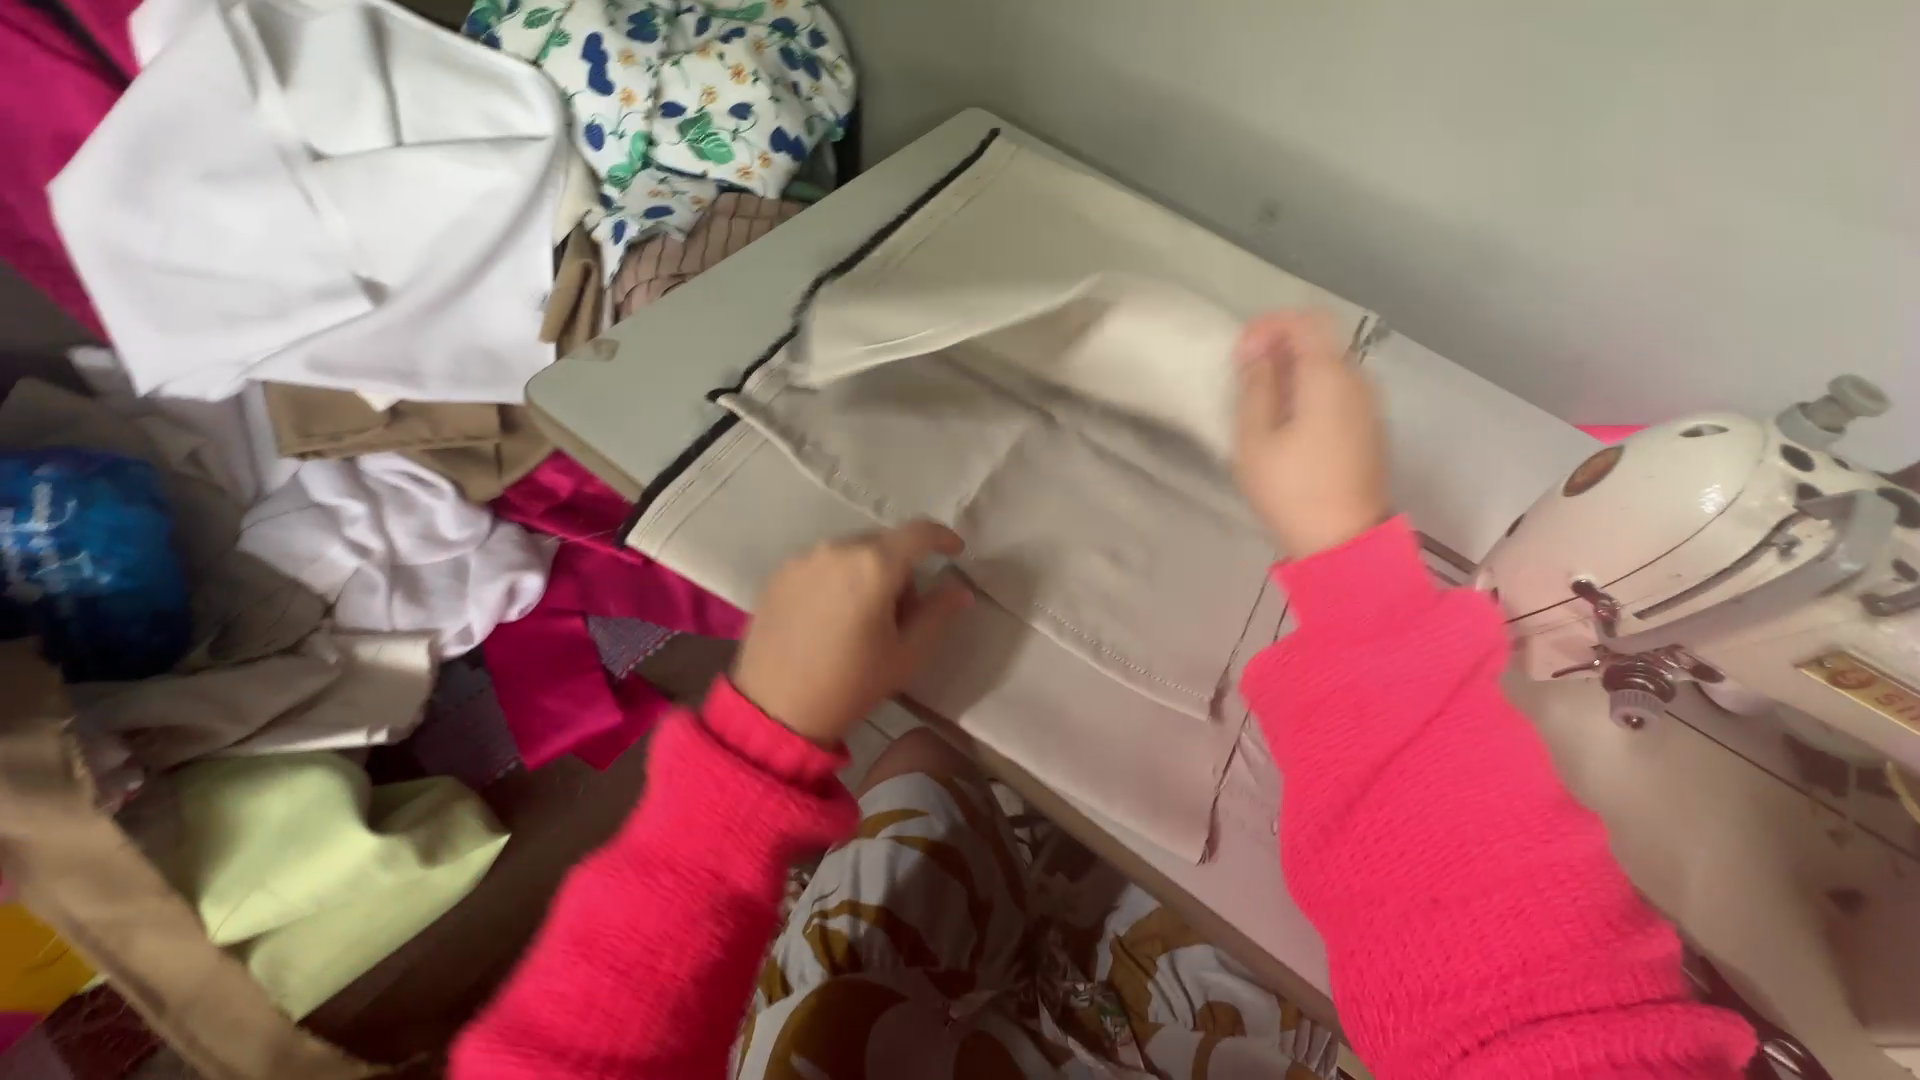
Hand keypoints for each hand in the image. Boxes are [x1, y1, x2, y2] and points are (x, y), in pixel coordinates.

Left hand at [732, 520, 974, 743]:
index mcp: (874, 565)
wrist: (774, 709)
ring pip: (851, 551)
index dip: (943, 537)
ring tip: (863, 617)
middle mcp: (837, 549)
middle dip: (902, 567)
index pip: (918, 533)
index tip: (955, 552)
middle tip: (903, 611)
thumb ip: (938, 614)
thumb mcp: (906, 655)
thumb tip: (960, 590)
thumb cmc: (850, 684)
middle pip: (884, 543)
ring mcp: (803, 558)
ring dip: (868, 571)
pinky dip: (838, 578)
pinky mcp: (779, 573)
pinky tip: (832, 617)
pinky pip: (822, 563)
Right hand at [1233, 310, 1391, 557]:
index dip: (1269, 325)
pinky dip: (1311, 393)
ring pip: (1329, 368)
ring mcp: (1369, 406)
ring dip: (1294, 373)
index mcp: (1329, 377)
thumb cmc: (1291, 490)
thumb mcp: (1255, 439)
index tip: (1240, 352)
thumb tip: (1256, 352)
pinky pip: (1338, 393)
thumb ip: (1255, 386)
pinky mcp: (1369, 429)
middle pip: (1320, 342)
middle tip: (1244, 378)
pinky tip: (1287, 426)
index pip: (1306, 320)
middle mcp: (1358, 381)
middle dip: (1279, 348)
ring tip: (1261, 405)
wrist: (1344, 542)